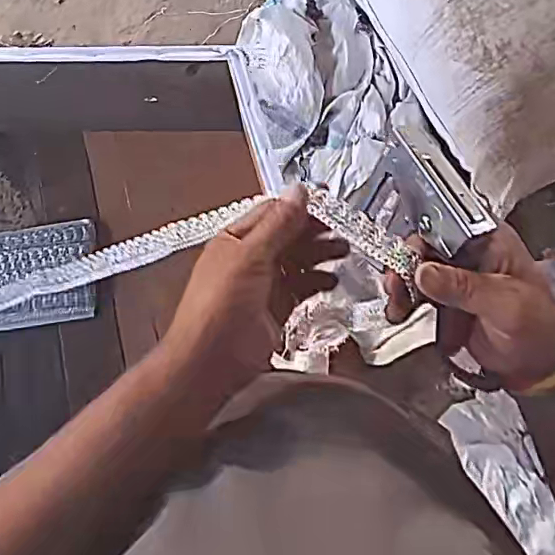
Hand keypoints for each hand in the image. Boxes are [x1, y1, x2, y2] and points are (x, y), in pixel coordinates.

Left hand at [160, 186, 347, 383]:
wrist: (211, 361)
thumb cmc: (216, 309)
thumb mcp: (250, 256)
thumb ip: (278, 225)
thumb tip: (297, 194)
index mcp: (234, 240)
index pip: (272, 214)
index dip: (299, 208)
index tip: (328, 205)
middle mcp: (247, 260)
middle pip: (287, 237)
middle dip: (315, 233)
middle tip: (341, 231)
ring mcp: (261, 286)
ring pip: (296, 262)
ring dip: (319, 256)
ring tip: (342, 251)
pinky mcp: (274, 310)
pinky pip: (299, 289)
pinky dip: (316, 282)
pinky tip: (330, 280)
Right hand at [383, 226, 554, 388]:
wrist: (539, 369)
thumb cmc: (539, 331)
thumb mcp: (506, 305)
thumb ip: (465, 287)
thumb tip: (424, 272)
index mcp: (490, 241)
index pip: (446, 224)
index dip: (422, 239)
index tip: (408, 261)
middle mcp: (470, 252)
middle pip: (423, 245)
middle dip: (405, 265)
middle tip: (396, 286)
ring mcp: (456, 275)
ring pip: (415, 268)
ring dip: (401, 285)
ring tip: (398, 306)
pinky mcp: (445, 297)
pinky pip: (416, 291)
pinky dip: (404, 301)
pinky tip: (401, 313)